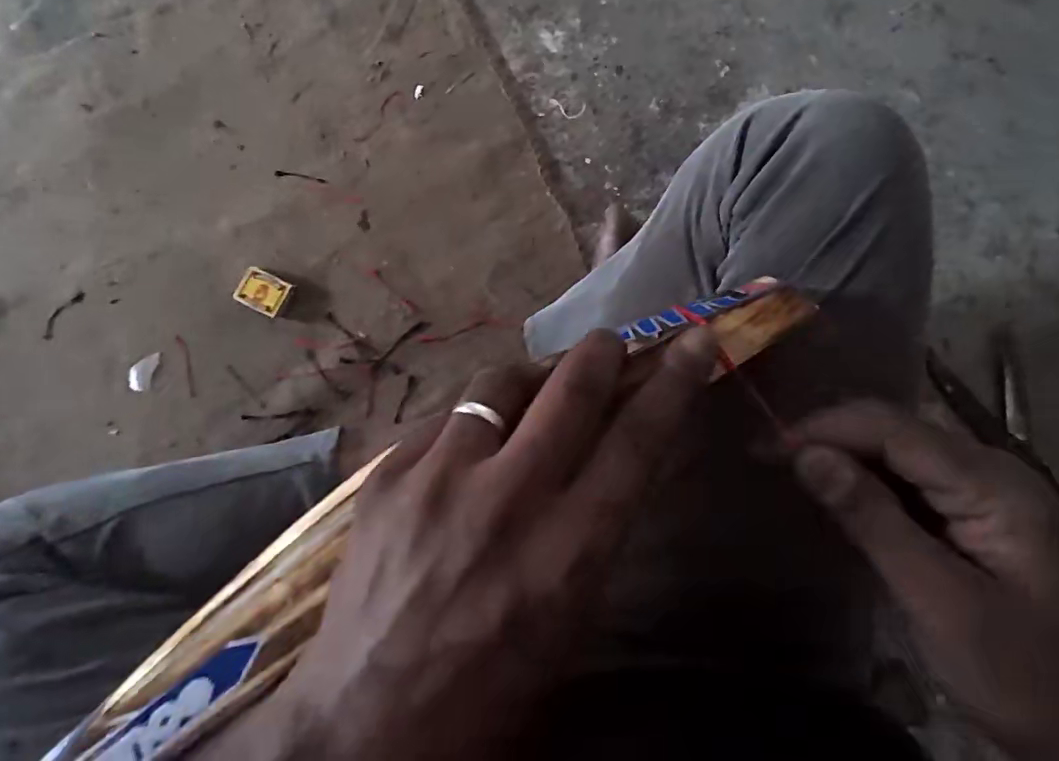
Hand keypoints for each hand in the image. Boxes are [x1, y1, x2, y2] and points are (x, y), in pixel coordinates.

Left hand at [217, 327, 719, 760]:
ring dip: (526, 379)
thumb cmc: (486, 687)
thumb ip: (593, 528)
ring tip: (531, 392)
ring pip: (497, 383)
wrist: (366, 715)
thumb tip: (610, 451)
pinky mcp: (388, 472)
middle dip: (598, 355)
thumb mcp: (567, 618)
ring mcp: (437, 478)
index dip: (672, 385)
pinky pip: (443, 418)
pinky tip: (466, 446)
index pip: (634, 444)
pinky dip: (468, 421)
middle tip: (607, 343)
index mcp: (565, 552)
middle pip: (568, 392)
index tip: (692, 342)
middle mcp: (505, 500)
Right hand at [789, 401, 1058, 760]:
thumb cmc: (1029, 680)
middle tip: (770, 456)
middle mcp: (996, 473)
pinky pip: (914, 478)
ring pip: (901, 448)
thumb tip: (805, 454)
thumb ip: (872, 520)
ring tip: (791, 467)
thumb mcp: (940, 602)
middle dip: (829, 434)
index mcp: (996, 485)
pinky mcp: (983, 519)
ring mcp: (993, 494)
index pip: (890, 426)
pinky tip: (839, 491)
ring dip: (845, 453)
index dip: (822, 427)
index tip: (765, 447)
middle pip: (896, 427)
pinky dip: (869, 479)